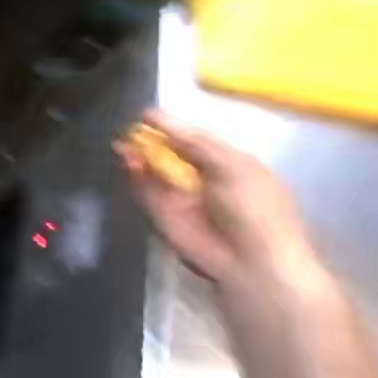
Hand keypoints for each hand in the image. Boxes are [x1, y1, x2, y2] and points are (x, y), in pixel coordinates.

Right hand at [115, 109, 323, 299]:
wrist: (250, 263)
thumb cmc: (254, 208)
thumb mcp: (230, 164)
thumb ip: (191, 140)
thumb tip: (153, 115)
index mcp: (225, 162)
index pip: (192, 137)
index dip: (171, 126)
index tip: (146, 115)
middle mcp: (199, 175)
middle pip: (166, 150)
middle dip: (148, 138)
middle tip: (132, 129)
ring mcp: (178, 194)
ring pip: (150, 167)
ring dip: (136, 153)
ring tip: (123, 144)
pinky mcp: (160, 212)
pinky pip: (142, 188)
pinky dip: (132, 173)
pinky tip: (127, 161)